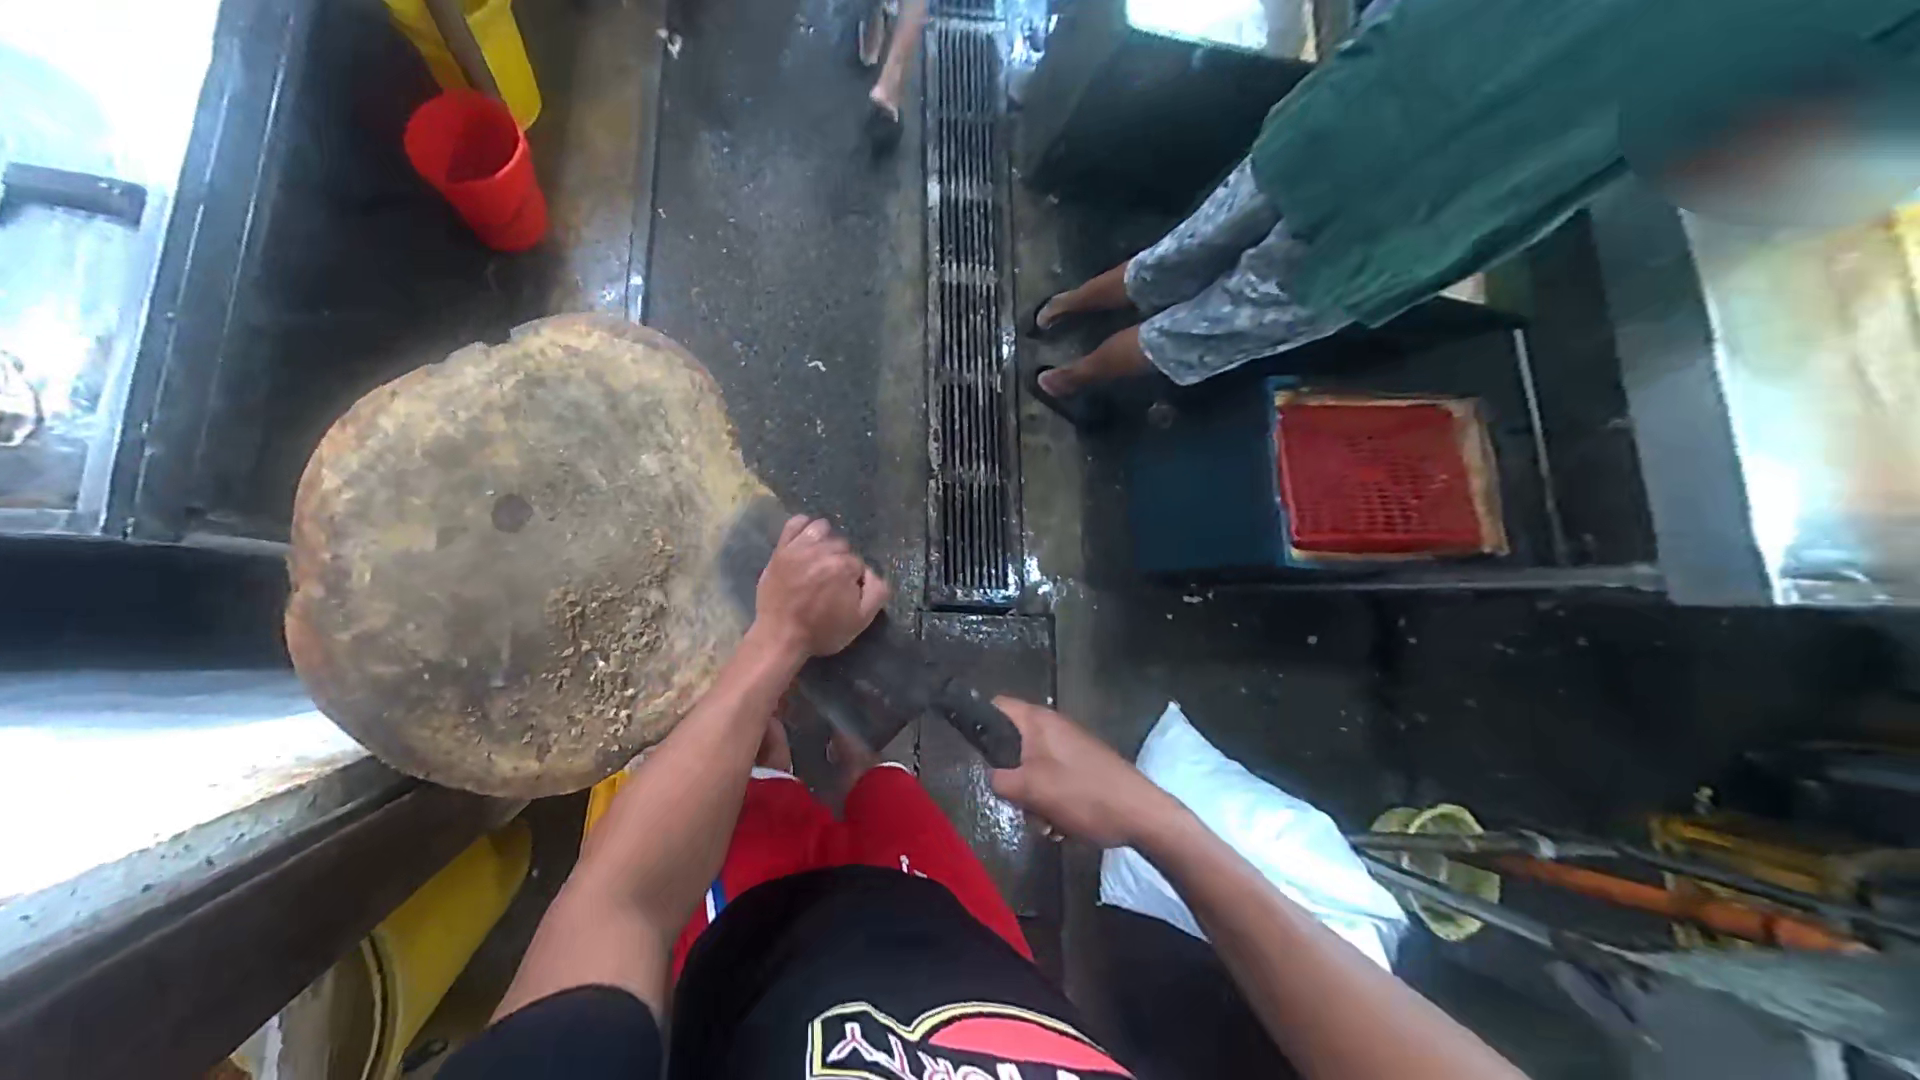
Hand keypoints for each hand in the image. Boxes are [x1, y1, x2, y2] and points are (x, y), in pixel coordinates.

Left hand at [754, 515, 887, 658]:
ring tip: (821, 559)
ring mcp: (799, 548)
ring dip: (826, 541)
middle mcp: (822, 551)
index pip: (858, 563)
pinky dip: (804, 526)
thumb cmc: (822, 631)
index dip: (854, 579)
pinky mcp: (781, 550)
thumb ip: (878, 591)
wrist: (780, 637)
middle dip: (841, 561)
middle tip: (831, 582)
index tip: (845, 594)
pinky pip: (795, 524)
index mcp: (844, 567)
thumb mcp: (861, 620)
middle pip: (842, 545)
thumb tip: (871, 572)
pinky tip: (807, 540)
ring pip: (822, 529)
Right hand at [987, 697, 1188, 848]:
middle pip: (1013, 745)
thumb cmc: (1083, 795)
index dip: (979, 723)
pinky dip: (1054, 803)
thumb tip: (993, 776)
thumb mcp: (1031, 790)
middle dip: (1012, 778)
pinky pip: (1055, 782)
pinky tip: (1065, 826)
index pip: (996, 706)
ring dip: (1035, 799)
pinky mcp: (1084, 767)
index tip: (974, 752)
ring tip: (1048, 822)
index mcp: (1038, 721)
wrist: (1141, 814)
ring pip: (1033, 770)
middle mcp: (1053, 727)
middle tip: (1018, 800)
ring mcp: (1070, 747)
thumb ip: (1000, 780)